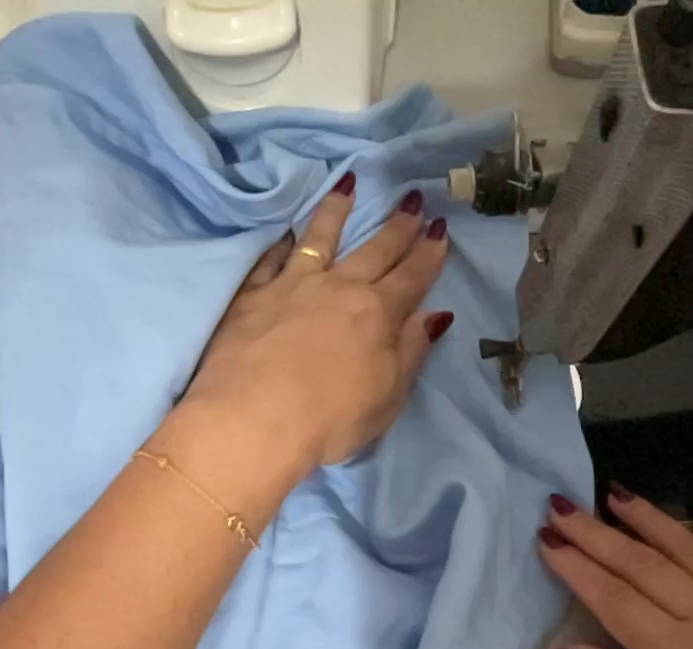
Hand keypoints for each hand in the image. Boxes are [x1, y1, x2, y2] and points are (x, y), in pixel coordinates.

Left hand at [181, 174, 453, 468]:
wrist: (254, 420)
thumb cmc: (331, 419)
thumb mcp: (389, 395)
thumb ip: (412, 352)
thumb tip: (434, 315)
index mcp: (377, 313)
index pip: (412, 278)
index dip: (430, 254)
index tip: (441, 230)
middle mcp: (337, 288)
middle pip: (374, 251)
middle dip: (399, 226)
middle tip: (414, 199)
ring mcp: (291, 287)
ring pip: (319, 239)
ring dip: (337, 211)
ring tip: (348, 184)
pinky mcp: (250, 296)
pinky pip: (269, 259)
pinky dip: (280, 242)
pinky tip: (284, 231)